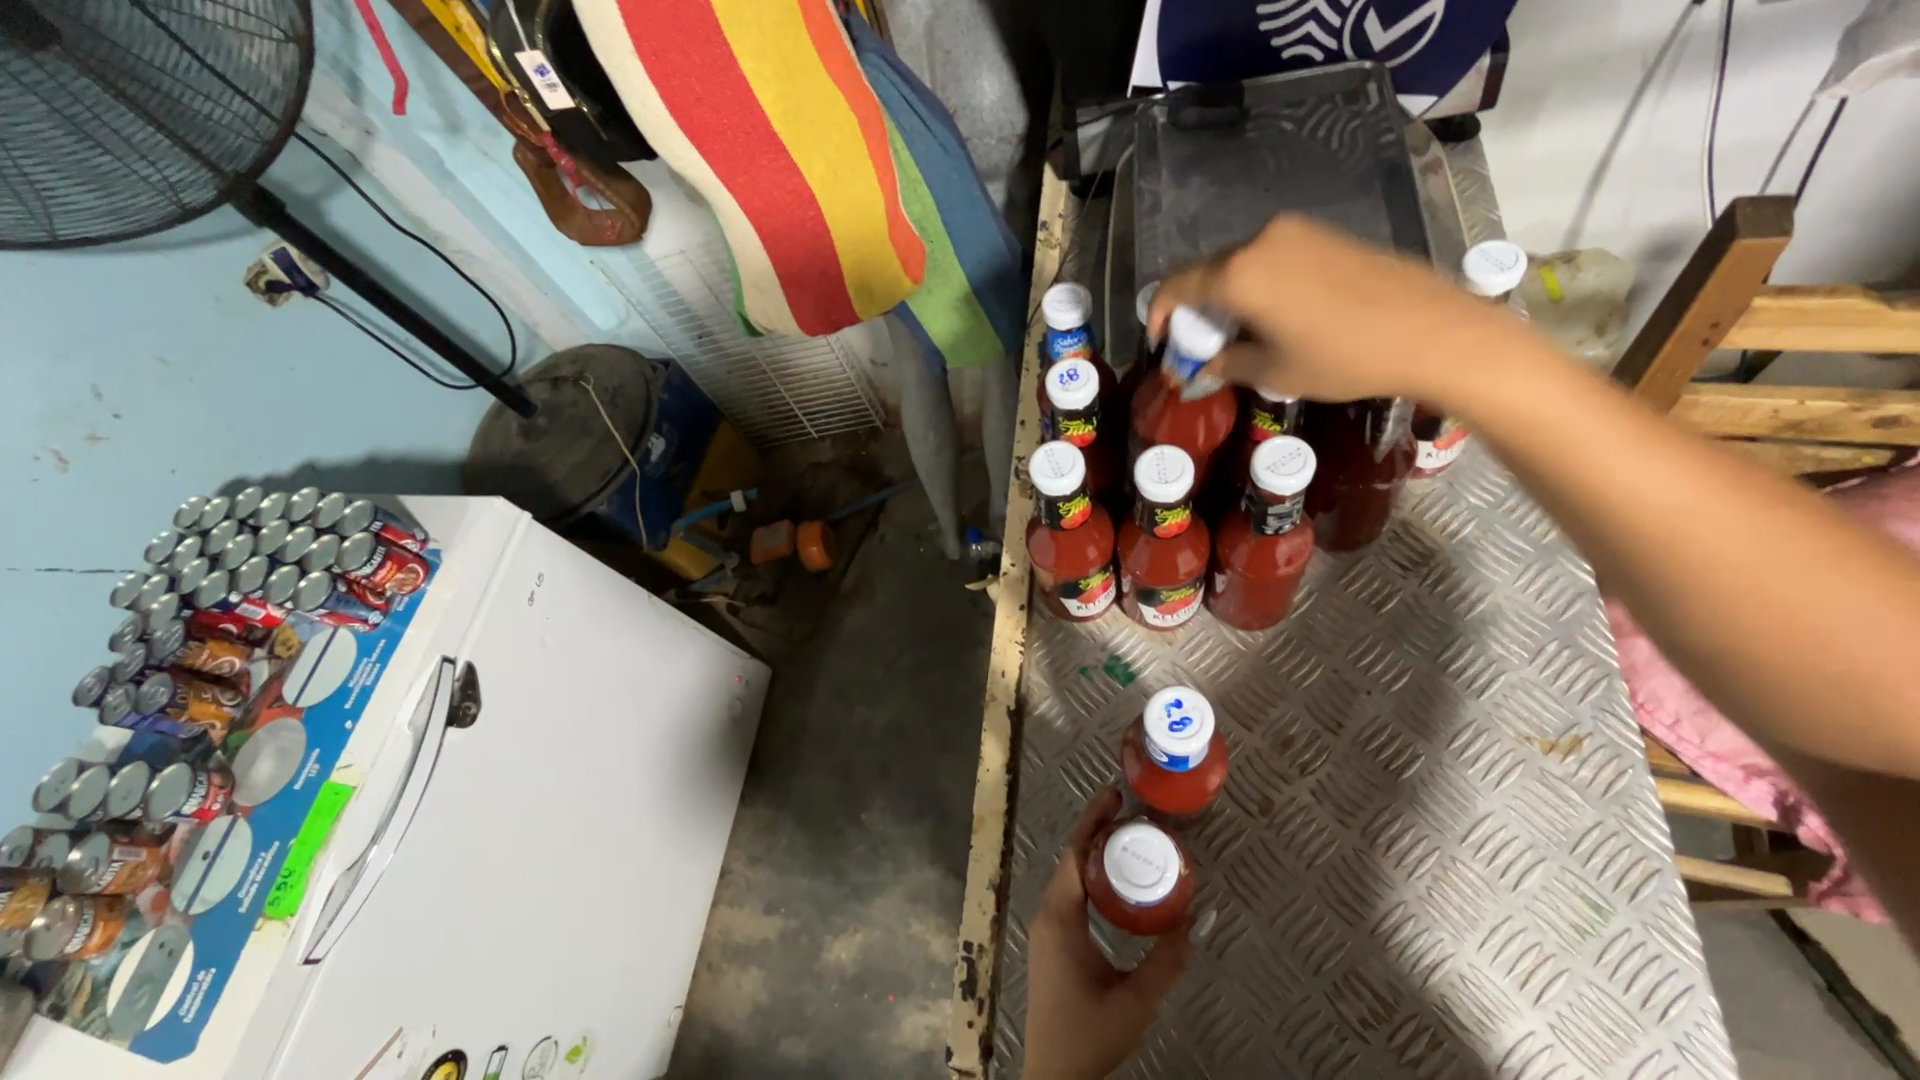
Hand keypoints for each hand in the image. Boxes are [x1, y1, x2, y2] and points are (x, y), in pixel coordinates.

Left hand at [1022, 789, 1190, 1079]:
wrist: (1054, 1074)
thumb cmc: (1088, 1034)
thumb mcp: (1135, 1000)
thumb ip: (1165, 962)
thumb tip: (1194, 924)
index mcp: (1060, 919)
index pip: (1074, 855)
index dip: (1093, 821)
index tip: (1115, 795)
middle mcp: (1048, 915)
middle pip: (1071, 860)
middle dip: (1097, 830)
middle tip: (1131, 811)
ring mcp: (1047, 929)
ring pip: (1069, 877)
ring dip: (1094, 854)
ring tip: (1128, 838)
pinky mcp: (1052, 942)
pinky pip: (1071, 896)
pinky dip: (1092, 879)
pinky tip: (1116, 884)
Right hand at [1146, 215, 1534, 406]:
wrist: (1433, 330)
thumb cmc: (1344, 357)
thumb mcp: (1275, 372)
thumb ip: (1227, 364)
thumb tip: (1203, 367)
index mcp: (1239, 273)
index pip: (1176, 286)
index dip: (1158, 315)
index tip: (1161, 342)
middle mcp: (1260, 241)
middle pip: (1208, 271)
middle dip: (1196, 310)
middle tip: (1202, 347)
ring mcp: (1297, 233)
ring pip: (1241, 264)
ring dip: (1228, 297)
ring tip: (1241, 336)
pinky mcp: (1325, 235)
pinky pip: (1272, 259)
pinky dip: (1259, 286)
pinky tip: (1276, 316)